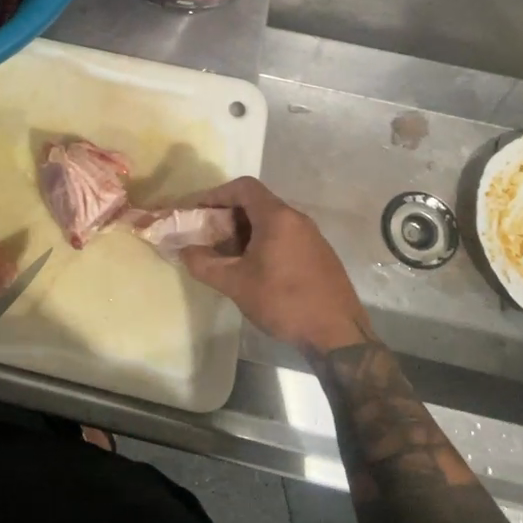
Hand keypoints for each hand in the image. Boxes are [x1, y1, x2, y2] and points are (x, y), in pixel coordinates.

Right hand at [180, 177, 372, 353]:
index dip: (216, 194)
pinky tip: (253, 269)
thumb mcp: (235, 284)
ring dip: (244, 231)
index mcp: (277, 218)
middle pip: (256, 203)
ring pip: (270, 221)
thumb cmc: (283, 301)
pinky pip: (285, 237)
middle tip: (207, 236)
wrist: (338, 335)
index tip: (198, 212)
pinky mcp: (320, 255)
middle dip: (227, 215)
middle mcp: (297, 219)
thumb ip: (203, 264)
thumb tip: (184, 251)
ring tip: (226, 255)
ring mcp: (312, 237)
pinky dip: (263, 242)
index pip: (243, 187)